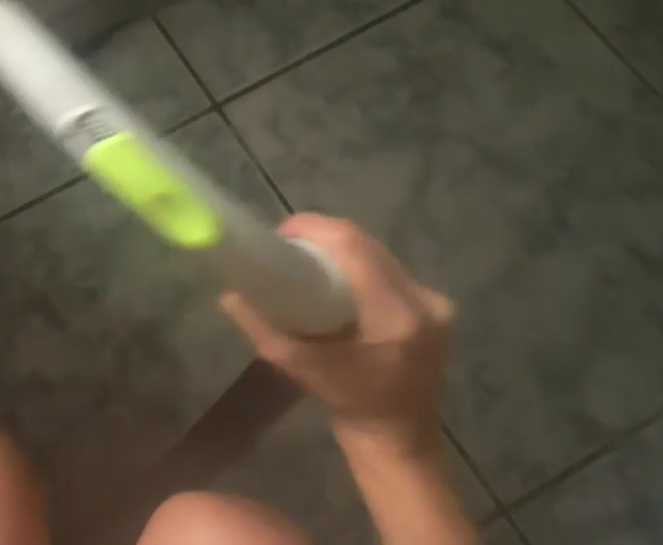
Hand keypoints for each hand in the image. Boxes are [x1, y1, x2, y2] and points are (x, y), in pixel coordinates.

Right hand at [223, 214, 453, 457]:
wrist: (398, 434)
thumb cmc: (347, 399)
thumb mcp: (296, 364)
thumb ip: (260, 327)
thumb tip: (229, 293)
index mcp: (393, 313)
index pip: (352, 245)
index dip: (312, 228)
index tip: (280, 237)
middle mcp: (421, 301)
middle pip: (364, 242)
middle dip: (321, 235)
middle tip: (288, 248)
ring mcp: (432, 303)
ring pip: (377, 250)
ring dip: (340, 246)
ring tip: (307, 259)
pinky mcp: (433, 307)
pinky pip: (387, 265)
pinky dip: (358, 261)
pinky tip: (336, 275)